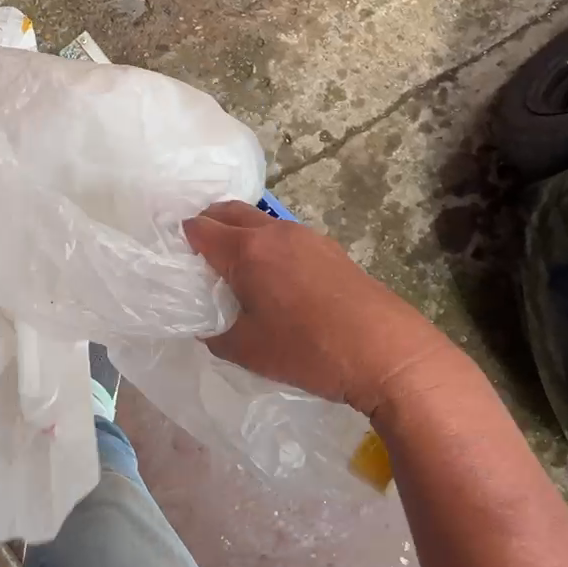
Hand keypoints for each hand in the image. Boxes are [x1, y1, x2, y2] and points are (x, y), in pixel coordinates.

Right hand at [184, 200, 461, 417]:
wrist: (391, 355)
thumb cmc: (310, 351)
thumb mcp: (247, 351)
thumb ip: (214, 332)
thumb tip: (204, 322)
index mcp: (245, 250)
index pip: (197, 228)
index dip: (180, 242)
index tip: (176, 264)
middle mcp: (273, 232)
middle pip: (225, 211)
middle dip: (206, 228)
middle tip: (199, 262)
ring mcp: (305, 236)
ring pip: (256, 220)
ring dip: (238, 235)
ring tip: (236, 272)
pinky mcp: (329, 249)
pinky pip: (283, 235)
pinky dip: (266, 245)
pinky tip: (274, 281)